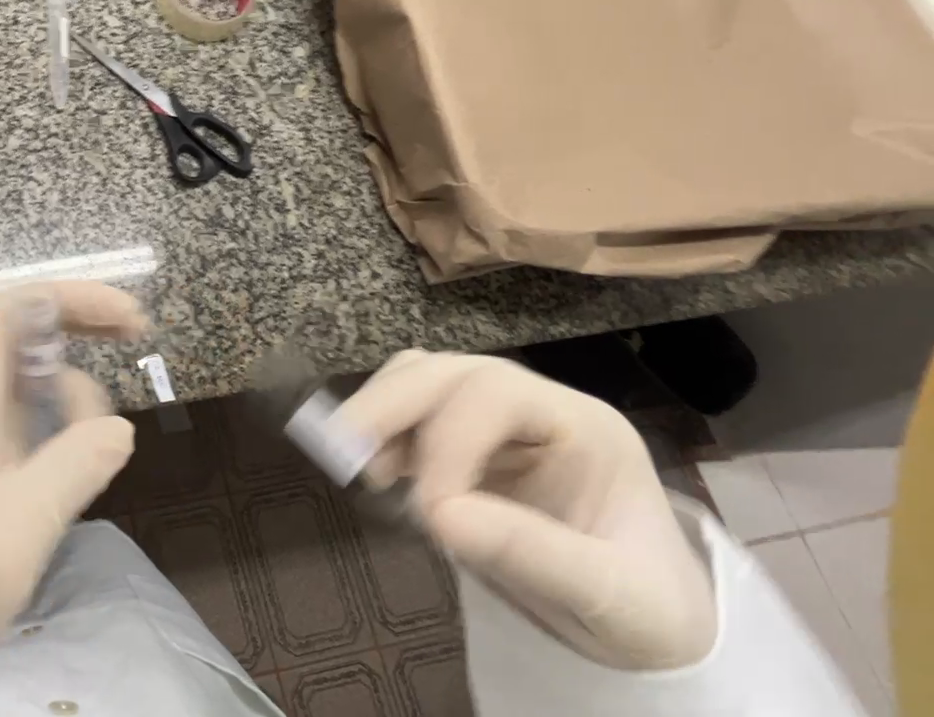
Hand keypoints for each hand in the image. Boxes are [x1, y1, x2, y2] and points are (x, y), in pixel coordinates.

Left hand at [0, 283, 147, 710]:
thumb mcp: (16, 529)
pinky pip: (26, 422)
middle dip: (77, 325)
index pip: (4, 312)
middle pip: (18, 334)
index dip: (64, 297)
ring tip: (93, 455)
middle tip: (136, 336)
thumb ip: (72, 468)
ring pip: (28, 380)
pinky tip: (76, 468)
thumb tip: (120, 427)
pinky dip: (61, 428)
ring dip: (73, 395)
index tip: (124, 315)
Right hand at [334, 349, 717, 669]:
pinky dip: (381, 430)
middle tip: (343, 450)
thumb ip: (535, 554)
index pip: (496, 395)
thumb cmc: (644, 608)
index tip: (431, 512)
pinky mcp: (463, 437)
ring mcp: (497, 417)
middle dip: (388, 404)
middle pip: (447, 371)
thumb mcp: (615, 597)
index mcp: (585, 427)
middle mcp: (537, 405)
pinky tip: (380, 472)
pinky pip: (409, 409)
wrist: (646, 619)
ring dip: (380, 411)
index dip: (447, 441)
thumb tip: (439, 515)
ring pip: (420, 377)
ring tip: (362, 466)